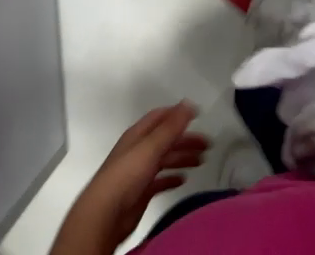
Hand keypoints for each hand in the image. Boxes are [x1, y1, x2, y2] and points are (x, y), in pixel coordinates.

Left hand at [50, 102, 207, 254]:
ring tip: (201, 161)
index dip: (177, 114)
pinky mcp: (142, 190)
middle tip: (207, 145)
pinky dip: (172, 177)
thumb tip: (188, 103)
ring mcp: (139, 171)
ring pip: (164, 159)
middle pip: (165, 139)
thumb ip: (170, 127)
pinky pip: (160, 180)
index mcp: (138, 135)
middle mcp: (138, 149)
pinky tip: (182, 180)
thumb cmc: (128, 174)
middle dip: (185, 139)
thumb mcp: (150, 147)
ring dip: (181, 157)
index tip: (197, 115)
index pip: (159, 118)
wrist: (107, 212)